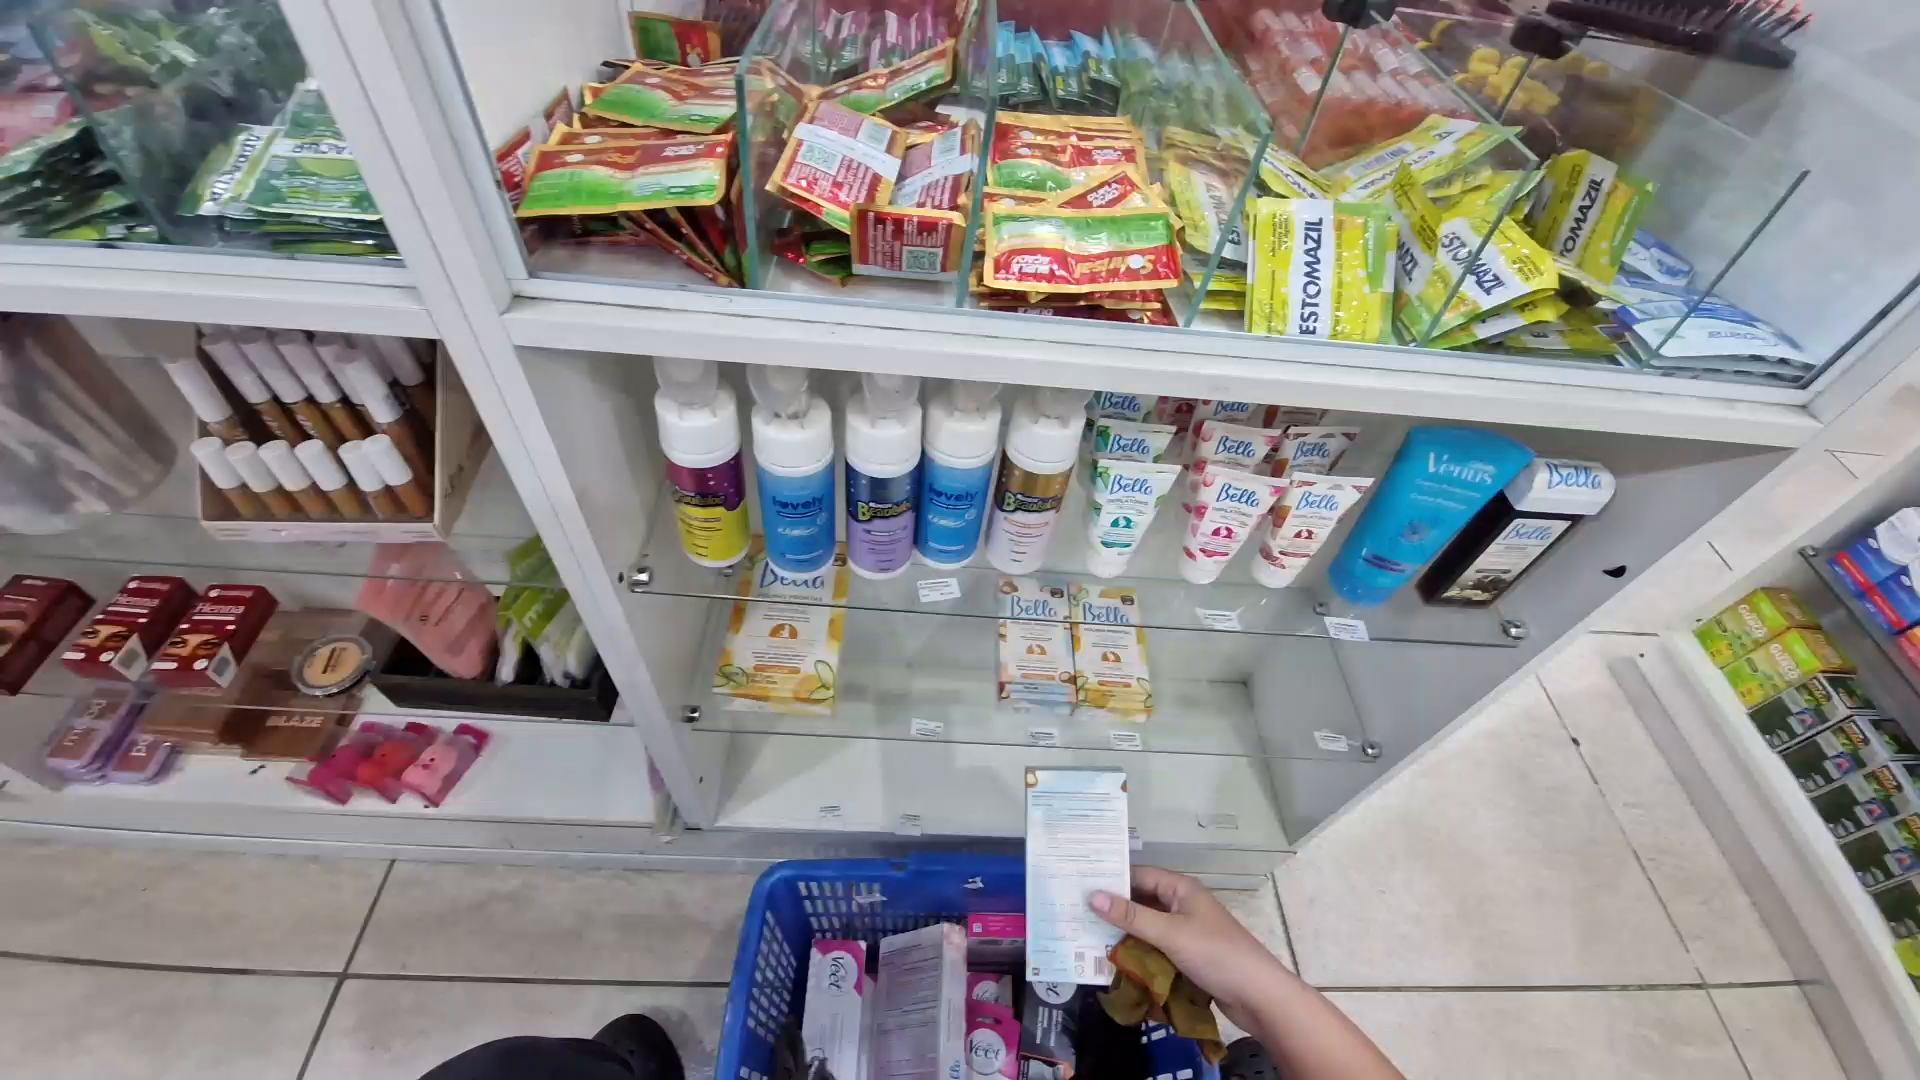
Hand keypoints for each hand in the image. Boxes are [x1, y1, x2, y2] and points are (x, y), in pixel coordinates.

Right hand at [1091, 865, 1290, 1029]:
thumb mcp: (1170, 933)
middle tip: (1076, 914)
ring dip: (1123, 933)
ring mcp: (1185, 931)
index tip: (1079, 886)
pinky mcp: (1187, 955)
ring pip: (1146, 926)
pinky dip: (1138, 952)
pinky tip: (1114, 960)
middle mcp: (1181, 904)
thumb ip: (1131, 915)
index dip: (1110, 880)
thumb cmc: (1216, 954)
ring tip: (1087, 937)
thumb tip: (1092, 895)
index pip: (1138, 875)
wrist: (1259, 997)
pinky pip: (1155, 947)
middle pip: (1140, 901)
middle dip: (1113, 909)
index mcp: (1180, 888)